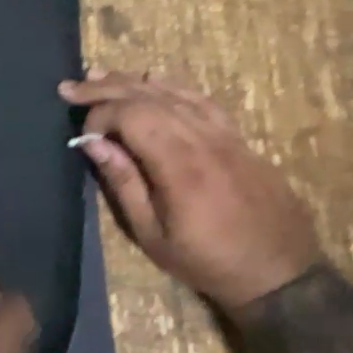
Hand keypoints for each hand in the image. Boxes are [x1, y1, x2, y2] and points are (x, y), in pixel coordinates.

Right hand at [59, 70, 321, 312]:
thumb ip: (122, 182)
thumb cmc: (207, 262)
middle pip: (148, 96)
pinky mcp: (239, 138)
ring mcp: (226, 136)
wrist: (281, 277)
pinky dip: (171, 86)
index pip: (131, 116)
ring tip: (99, 75)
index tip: (84, 137)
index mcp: (180, 167)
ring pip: (173, 92)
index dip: (99, 116)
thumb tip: (92, 142)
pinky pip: (202, 99)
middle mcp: (204, 141)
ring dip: (132, 82)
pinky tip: (152, 80)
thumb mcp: (152, 235)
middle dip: (105, 88)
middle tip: (70, 88)